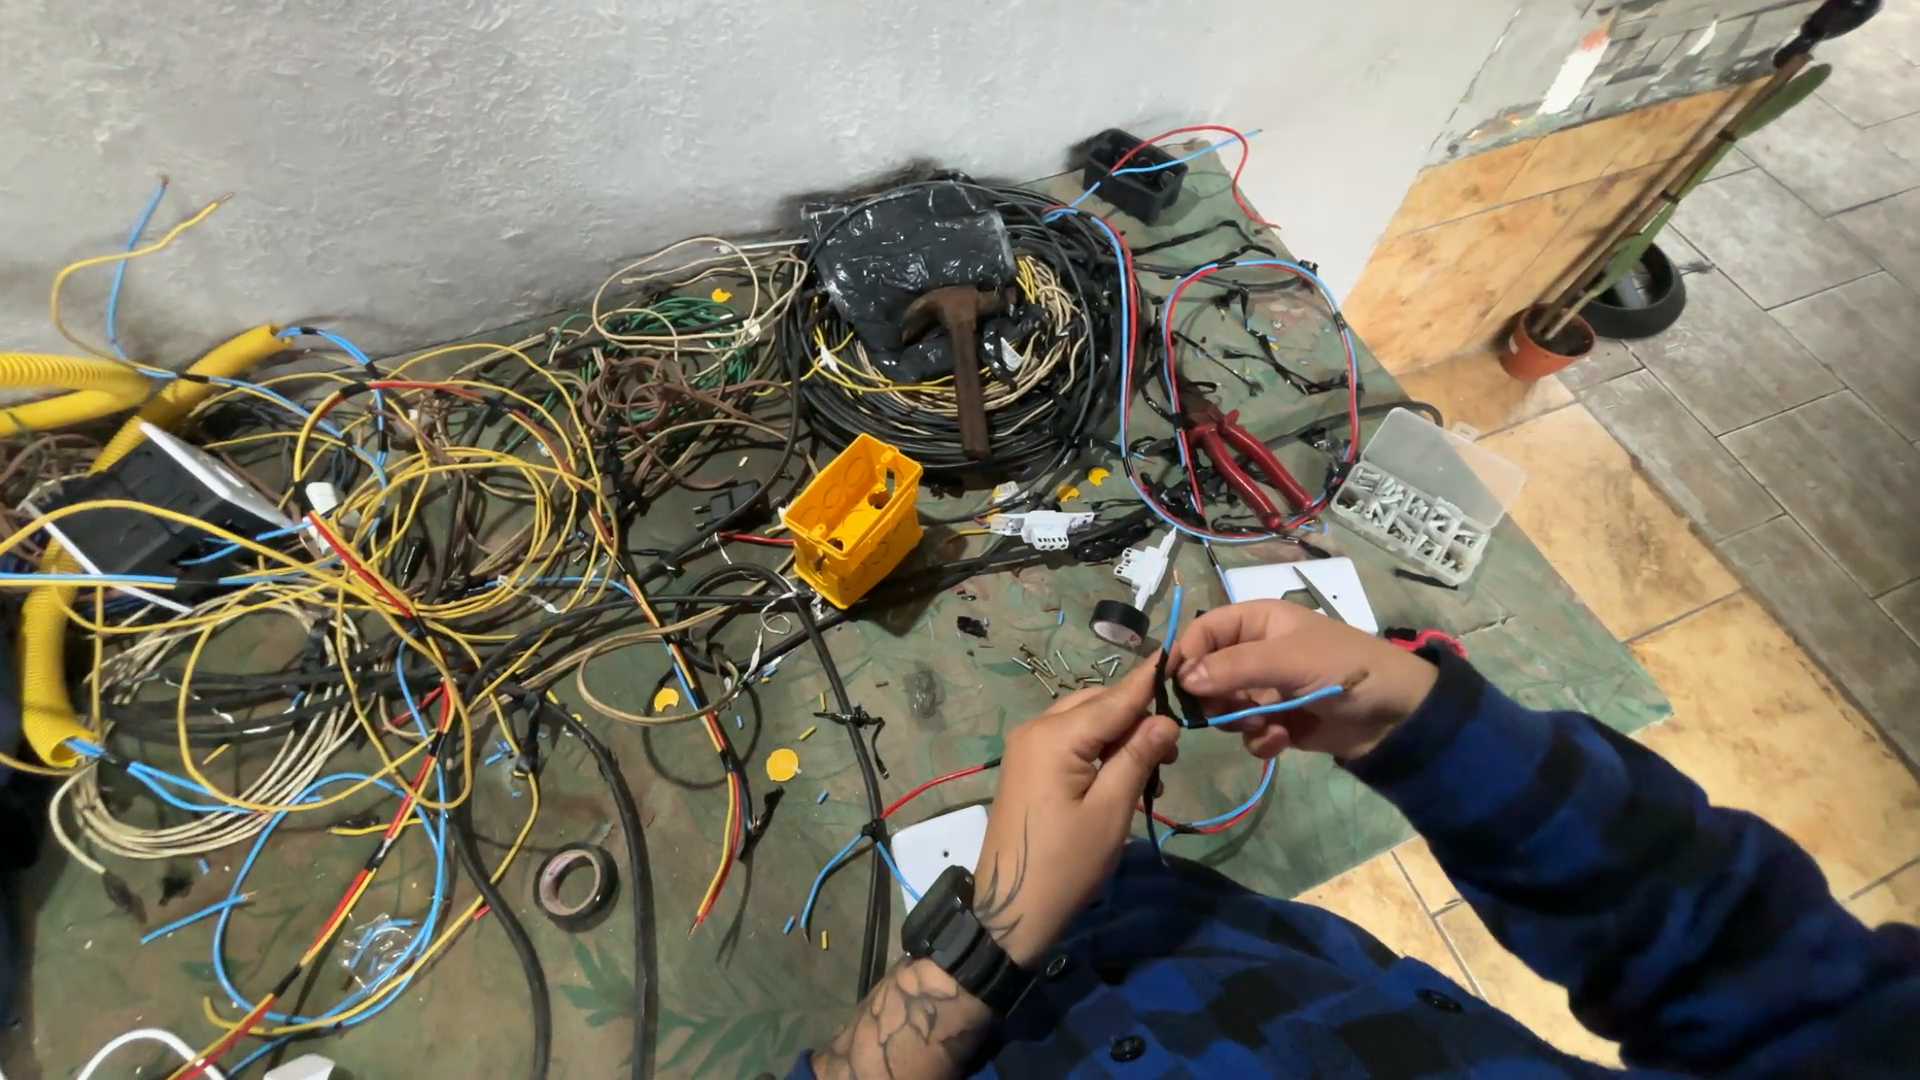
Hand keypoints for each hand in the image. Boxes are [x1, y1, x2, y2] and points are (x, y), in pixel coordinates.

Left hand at [972, 663, 1177, 965]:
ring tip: (1154, 767)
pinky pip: (1068, 740)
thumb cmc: (1065, 863)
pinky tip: (1122, 772)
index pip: (1112, 698)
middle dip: (1135, 715)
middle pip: (1095, 704)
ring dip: (1118, 734)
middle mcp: (1036, 729)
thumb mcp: (1110, 811)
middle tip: (1173, 745)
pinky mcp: (1027, 764)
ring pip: (1082, 721)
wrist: (1010, 908)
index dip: (1145, 681)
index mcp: (1054, 735)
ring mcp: (1027, 746)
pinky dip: (1097, 748)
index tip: (1174, 656)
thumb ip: (1136, 758)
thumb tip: (1163, 720)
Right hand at [1169, 600, 1438, 759]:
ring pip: (1222, 707)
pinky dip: (1259, 740)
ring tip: (1264, 726)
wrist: (1402, 718)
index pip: (1203, 631)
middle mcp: (1254, 653)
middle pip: (1205, 673)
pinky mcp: (1276, 722)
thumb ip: (1234, 668)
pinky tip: (1281, 741)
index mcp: (1256, 622)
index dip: (1186, 654)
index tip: (1175, 684)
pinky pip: (1247, 733)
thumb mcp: (1289, 660)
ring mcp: (1264, 689)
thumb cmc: (1346, 669)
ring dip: (1237, 722)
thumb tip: (1183, 679)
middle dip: (1212, 697)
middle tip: (1222, 713)